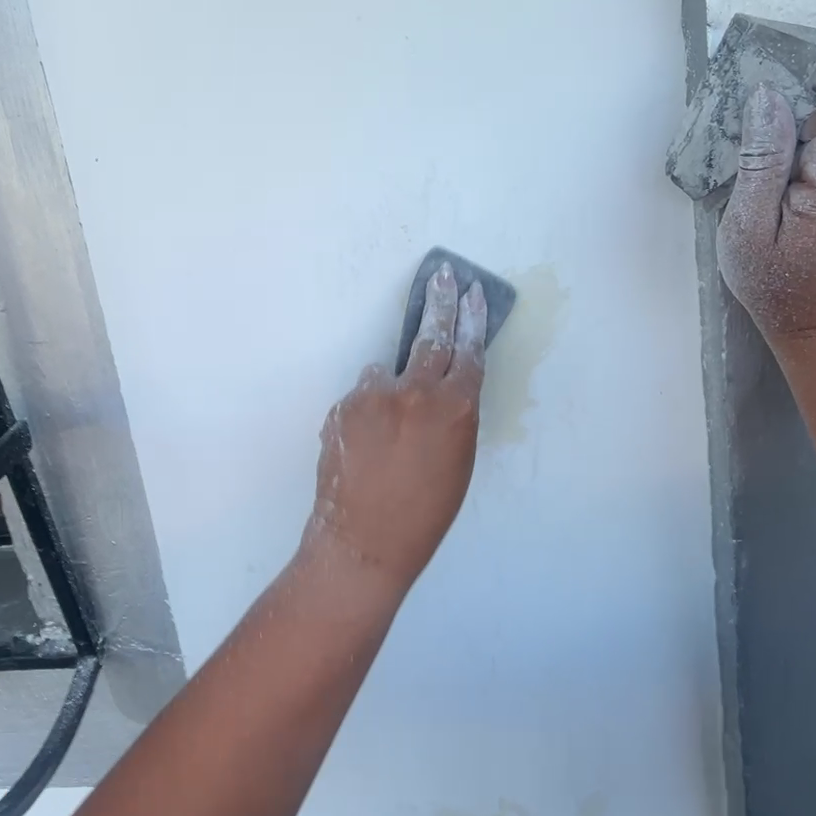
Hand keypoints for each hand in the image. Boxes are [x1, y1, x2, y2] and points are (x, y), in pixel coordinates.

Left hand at [305, 263, 487, 591]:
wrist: (364, 540)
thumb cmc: (425, 513)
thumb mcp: (458, 461)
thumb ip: (453, 415)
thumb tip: (438, 388)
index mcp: (454, 408)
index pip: (468, 350)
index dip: (472, 319)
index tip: (472, 294)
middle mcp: (415, 392)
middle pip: (430, 335)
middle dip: (440, 302)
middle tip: (444, 276)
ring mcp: (374, 396)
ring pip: (385, 372)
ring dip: (390, 384)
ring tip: (389, 426)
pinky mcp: (343, 406)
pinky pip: (361, 397)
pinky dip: (366, 410)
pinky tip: (367, 445)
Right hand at [717, 45, 815, 343]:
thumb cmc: (776, 283)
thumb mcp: (746, 226)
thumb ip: (760, 159)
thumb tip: (767, 95)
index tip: (785, 70)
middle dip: (801, 92)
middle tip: (750, 118)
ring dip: (797, 119)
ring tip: (753, 153)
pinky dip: (803, 138)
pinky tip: (772, 170)